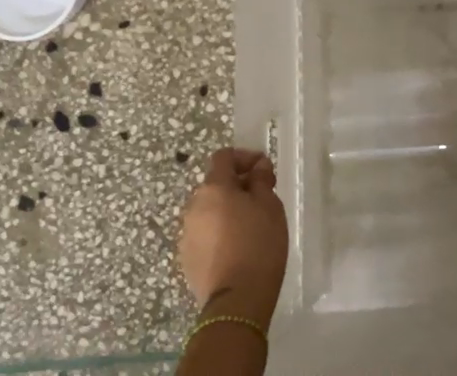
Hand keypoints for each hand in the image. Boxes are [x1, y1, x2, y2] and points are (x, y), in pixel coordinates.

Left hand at [178, 148, 288, 325]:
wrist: (237, 299)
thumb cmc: (258, 243)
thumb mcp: (269, 205)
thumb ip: (261, 180)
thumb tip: (257, 167)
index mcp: (213, 188)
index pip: (223, 157)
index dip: (245, 157)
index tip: (264, 171)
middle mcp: (193, 206)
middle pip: (215, 185)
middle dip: (237, 186)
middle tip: (262, 199)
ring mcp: (186, 234)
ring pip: (209, 211)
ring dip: (227, 210)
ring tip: (251, 227)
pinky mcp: (186, 259)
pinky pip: (204, 234)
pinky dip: (219, 233)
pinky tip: (237, 248)